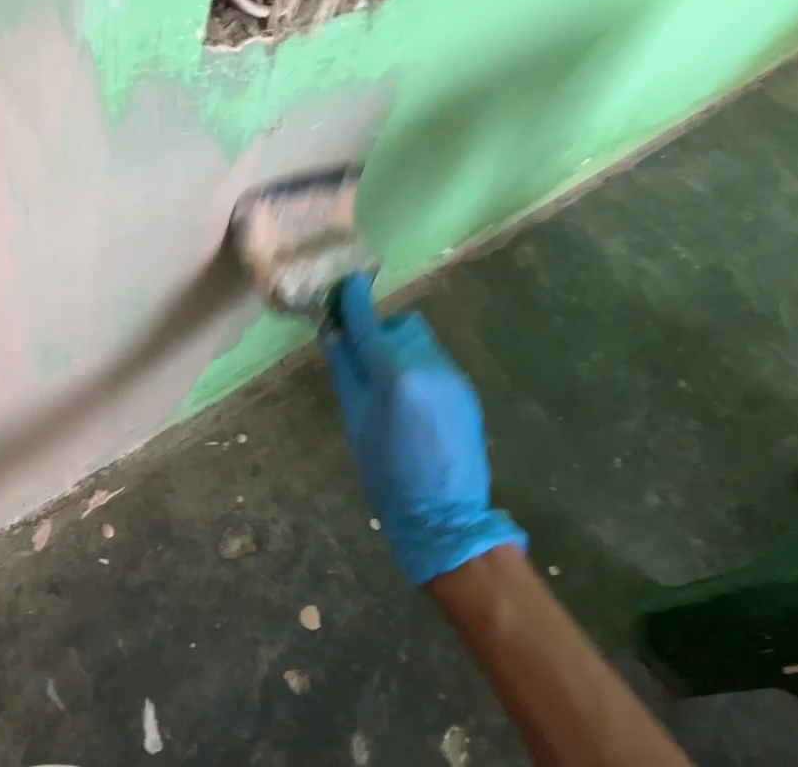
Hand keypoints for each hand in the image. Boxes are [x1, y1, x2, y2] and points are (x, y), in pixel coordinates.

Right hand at [320, 273, 525, 585]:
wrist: (444, 516)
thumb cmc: (385, 472)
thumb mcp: (354, 419)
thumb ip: (345, 369)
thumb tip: (331, 330)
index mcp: (395, 371)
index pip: (369, 321)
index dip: (355, 299)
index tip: (347, 281)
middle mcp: (429, 363)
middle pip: (399, 326)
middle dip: (379, 333)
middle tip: (363, 361)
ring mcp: (453, 376)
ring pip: (419, 342)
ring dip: (400, 349)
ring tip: (388, 386)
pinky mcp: (466, 390)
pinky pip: (435, 363)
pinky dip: (417, 368)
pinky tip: (411, 403)